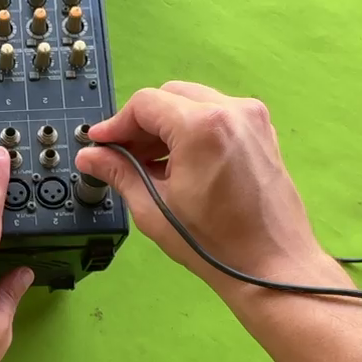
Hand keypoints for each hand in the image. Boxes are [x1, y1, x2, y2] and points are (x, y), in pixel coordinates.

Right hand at [75, 82, 350, 305]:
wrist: (271, 264)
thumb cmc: (213, 244)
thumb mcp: (154, 209)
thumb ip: (119, 173)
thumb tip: (90, 157)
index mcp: (202, 127)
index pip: (145, 104)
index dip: (115, 123)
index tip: (99, 144)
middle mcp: (230, 110)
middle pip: (169, 96)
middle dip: (140, 123)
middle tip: (121, 156)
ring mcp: (251, 118)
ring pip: (193, 103)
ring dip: (165, 126)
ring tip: (148, 164)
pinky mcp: (261, 131)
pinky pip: (216, 115)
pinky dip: (191, 130)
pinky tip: (178, 164)